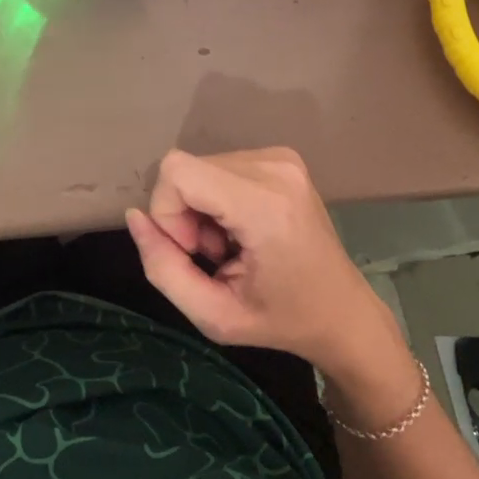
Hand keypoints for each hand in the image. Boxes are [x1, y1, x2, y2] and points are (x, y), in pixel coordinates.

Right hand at [124, 148, 403, 378]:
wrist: (343, 313)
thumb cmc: (281, 321)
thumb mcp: (212, 316)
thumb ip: (162, 268)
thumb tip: (134, 217)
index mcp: (264, 205)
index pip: (177, 171)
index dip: (167, 212)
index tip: (194, 252)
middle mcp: (274, 168)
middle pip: (184, 167)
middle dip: (183, 214)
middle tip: (214, 255)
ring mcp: (282, 158)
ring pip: (199, 167)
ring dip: (200, 208)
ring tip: (231, 246)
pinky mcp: (282, 157)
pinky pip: (219, 166)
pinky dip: (216, 199)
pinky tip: (242, 230)